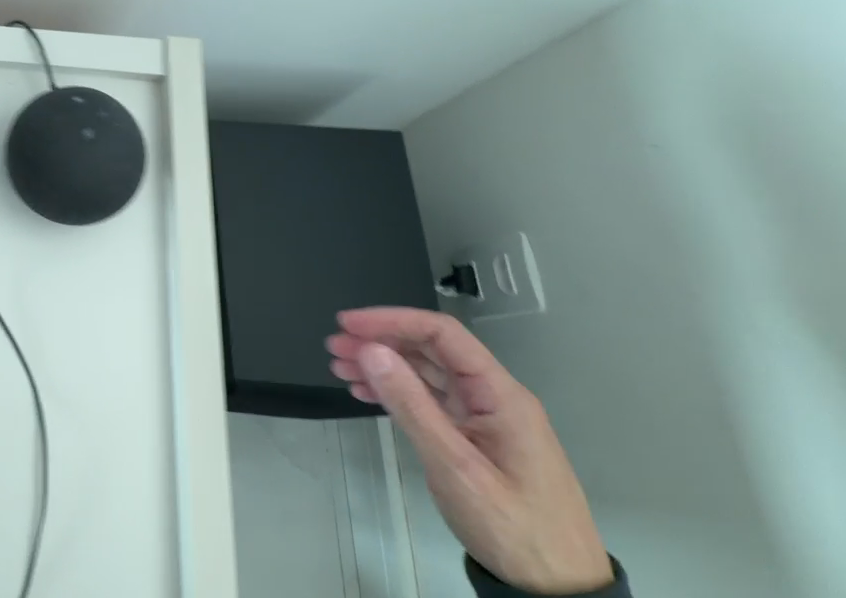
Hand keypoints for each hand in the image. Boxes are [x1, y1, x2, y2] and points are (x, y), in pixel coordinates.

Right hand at [327, 308, 614, 595]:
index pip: (443, 334)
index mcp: (500, 396)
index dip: (392, 320)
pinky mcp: (475, 439)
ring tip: (339, 368)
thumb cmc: (512, 527)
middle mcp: (494, 398)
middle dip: (381, 341)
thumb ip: (411, 405)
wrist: (557, 588)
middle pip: (432, 350)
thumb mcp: (455, 467)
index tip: (347, 324)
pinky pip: (431, 401)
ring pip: (427, 374)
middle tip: (333, 348)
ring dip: (383, 365)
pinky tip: (366, 393)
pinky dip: (395, 391)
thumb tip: (372, 351)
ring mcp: (485, 419)